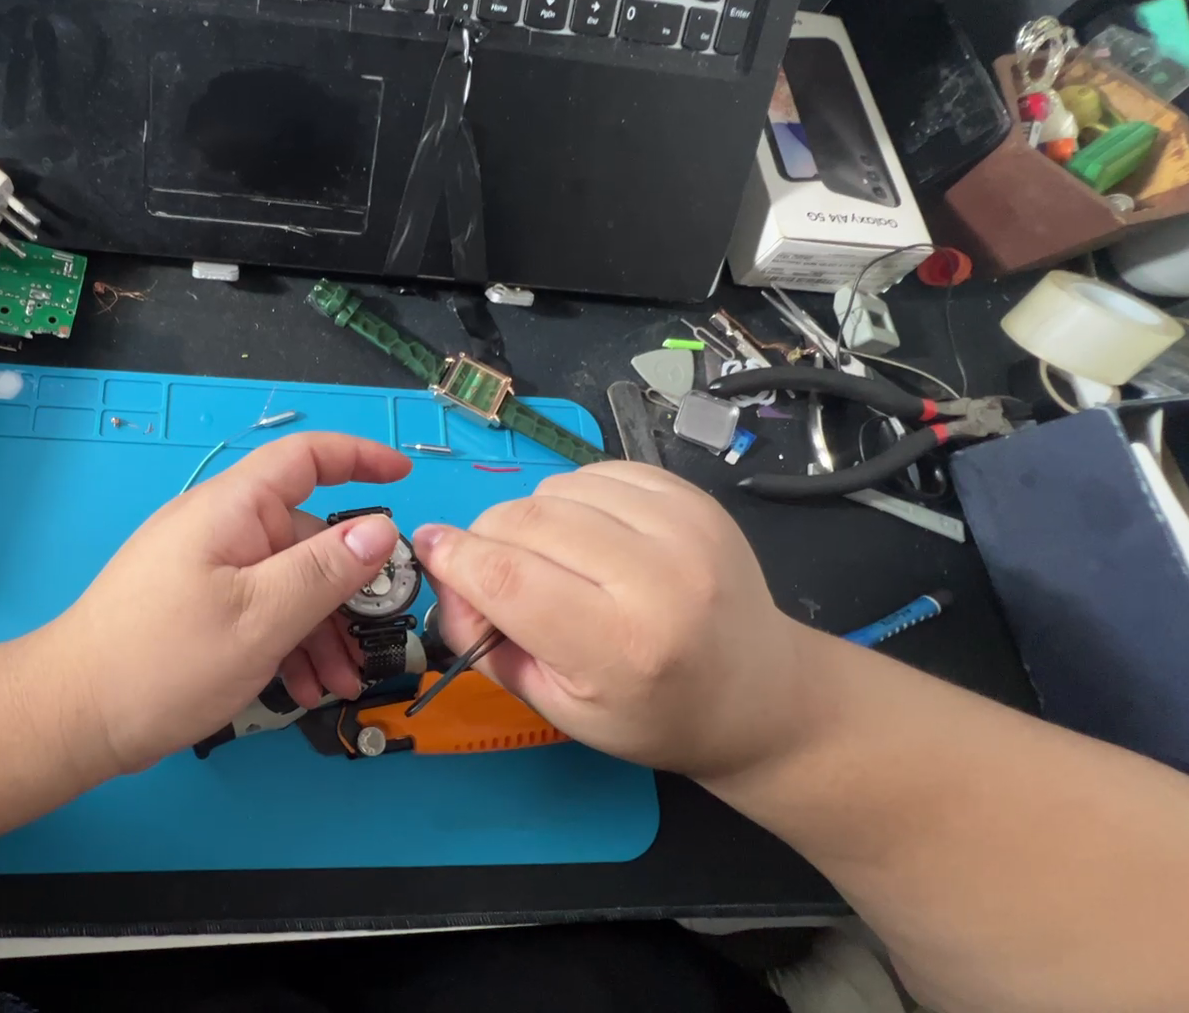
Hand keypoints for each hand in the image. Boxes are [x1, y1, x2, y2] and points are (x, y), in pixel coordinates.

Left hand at [36, 432, 410, 775]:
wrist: (73, 716)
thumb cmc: (167, 660)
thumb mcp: (262, 617)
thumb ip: (326, 569)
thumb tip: (381, 527)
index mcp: (233, 508)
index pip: (305, 458)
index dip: (359, 457)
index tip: (405, 476)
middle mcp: (221, 527)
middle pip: (306, 537)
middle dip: (346, 591)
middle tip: (373, 645)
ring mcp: (206, 566)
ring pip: (285, 582)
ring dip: (320, 630)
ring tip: (340, 686)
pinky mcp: (196, 603)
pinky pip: (258, 607)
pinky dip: (286, 641)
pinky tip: (304, 688)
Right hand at [414, 461, 815, 778]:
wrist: (760, 694)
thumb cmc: (650, 715)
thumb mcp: (556, 706)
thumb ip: (486, 642)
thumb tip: (447, 573)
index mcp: (621, 646)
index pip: (508, 578)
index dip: (452, 557)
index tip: (428, 548)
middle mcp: (658, 578)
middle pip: (524, 522)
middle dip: (484, 538)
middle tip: (490, 569)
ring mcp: (683, 528)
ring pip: (554, 489)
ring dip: (528, 518)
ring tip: (550, 557)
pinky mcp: (692, 498)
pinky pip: (593, 472)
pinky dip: (569, 498)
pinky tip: (586, 533)